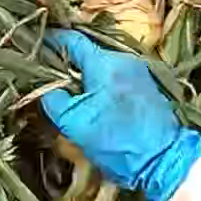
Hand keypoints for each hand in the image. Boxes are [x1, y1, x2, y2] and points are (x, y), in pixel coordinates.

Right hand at [39, 30, 200, 200]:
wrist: (163, 161)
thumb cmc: (116, 141)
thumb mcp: (74, 123)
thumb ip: (53, 99)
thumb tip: (45, 87)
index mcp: (104, 63)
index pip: (72, 39)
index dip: (52, 40)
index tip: (36, 47)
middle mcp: (124, 60)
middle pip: (88, 52)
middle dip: (67, 62)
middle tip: (48, 75)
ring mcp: (139, 72)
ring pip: (103, 65)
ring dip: (85, 75)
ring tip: (69, 91)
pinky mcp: (147, 87)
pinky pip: (116, 76)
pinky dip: (101, 83)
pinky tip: (94, 100)